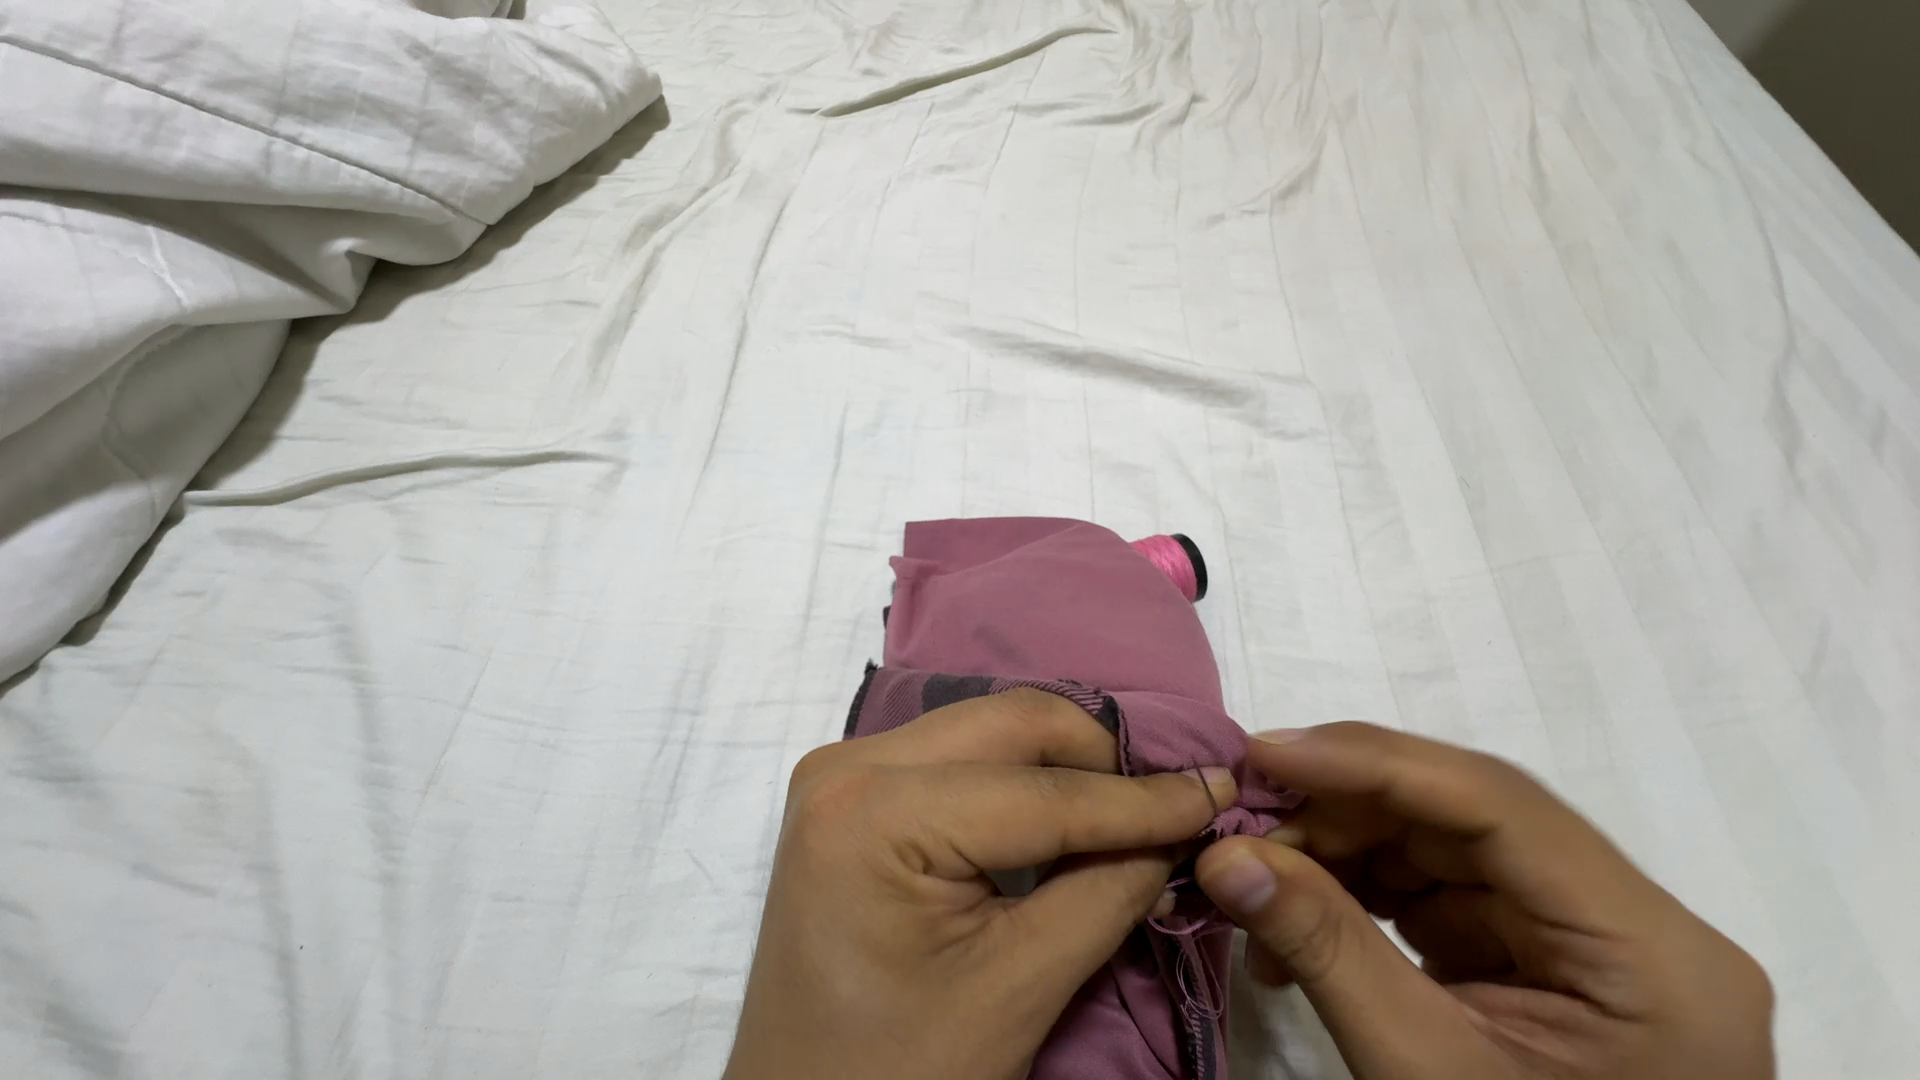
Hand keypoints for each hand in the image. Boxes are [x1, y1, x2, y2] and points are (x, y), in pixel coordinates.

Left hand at [726, 689, 1237, 1079]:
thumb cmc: (898, 1071)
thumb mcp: (1017, 987)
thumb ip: (1108, 890)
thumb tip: (1181, 824)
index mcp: (876, 810)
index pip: (1041, 792)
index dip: (1140, 798)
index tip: (1218, 790)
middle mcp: (850, 763)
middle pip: (1011, 724)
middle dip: (1101, 759)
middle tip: (1171, 800)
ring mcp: (844, 767)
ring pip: (987, 727)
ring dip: (1064, 761)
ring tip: (1129, 805)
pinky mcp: (852, 785)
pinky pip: (957, 751)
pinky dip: (1020, 772)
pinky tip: (1064, 805)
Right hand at [1196, 723, 1774, 1079]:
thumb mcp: (1420, 1073)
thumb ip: (1324, 949)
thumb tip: (1220, 854)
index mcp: (1645, 949)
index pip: (1496, 803)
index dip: (1370, 763)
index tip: (1261, 752)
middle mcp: (1618, 915)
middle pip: (1456, 815)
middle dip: (1334, 811)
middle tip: (1237, 823)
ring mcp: (1570, 930)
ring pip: (1430, 841)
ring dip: (1330, 851)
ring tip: (1252, 883)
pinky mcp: (1524, 949)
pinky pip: (1424, 887)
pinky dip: (1348, 893)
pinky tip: (1292, 923)